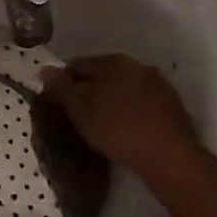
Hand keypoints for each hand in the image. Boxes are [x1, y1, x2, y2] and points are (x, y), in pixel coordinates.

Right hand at [40, 55, 201, 174]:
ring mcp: (158, 83)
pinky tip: (129, 129)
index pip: (77, 64)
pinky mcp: (172, 103)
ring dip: (112, 100)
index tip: (61, 104)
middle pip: (103, 74)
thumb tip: (44, 69)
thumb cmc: (116, 129)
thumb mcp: (80, 110)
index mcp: (113, 62)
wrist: (168, 155)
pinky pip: (142, 101)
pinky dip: (132, 110)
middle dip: (90, 90)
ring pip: (124, 87)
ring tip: (105, 125)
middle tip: (81, 116)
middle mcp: (138, 65)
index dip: (64, 83)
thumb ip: (61, 88)